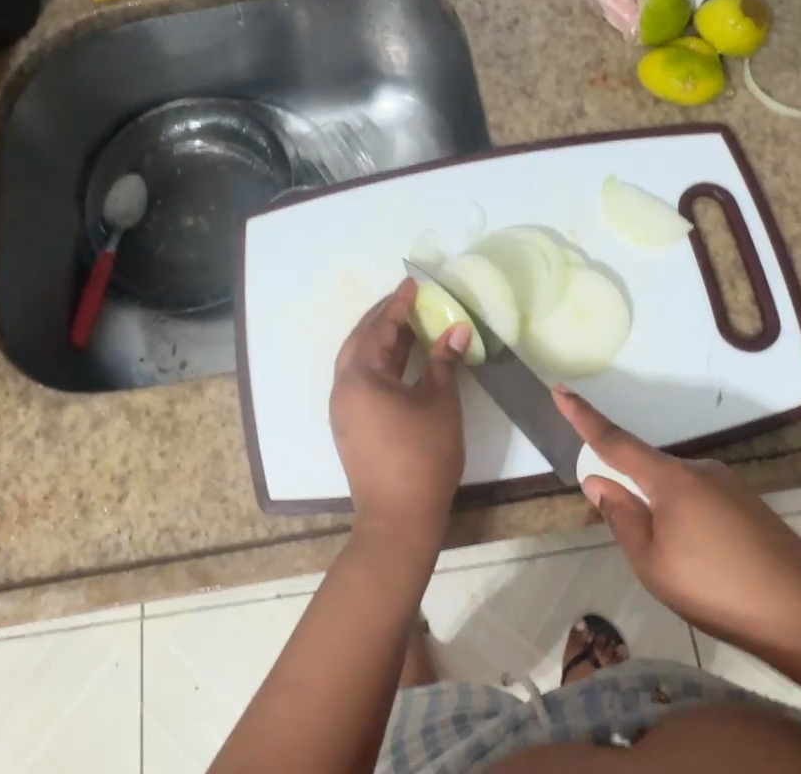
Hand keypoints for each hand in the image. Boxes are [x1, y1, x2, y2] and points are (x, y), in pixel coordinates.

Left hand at [329, 279, 470, 542]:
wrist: (399, 517)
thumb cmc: (423, 455)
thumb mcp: (439, 403)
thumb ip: (444, 361)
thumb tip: (457, 328)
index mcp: (360, 377)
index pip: (380, 329)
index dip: (398, 304)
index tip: (413, 283)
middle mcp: (343, 388)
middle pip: (360, 341)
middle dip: (383, 318)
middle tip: (407, 299)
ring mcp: (343, 409)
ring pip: (358, 362)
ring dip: (380, 341)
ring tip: (407, 324)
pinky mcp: (349, 426)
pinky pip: (360, 381)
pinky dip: (379, 364)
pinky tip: (401, 361)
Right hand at [554, 387, 800, 643]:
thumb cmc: (716, 589)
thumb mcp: (651, 562)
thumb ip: (620, 517)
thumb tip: (599, 481)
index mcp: (670, 479)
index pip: (615, 441)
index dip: (584, 417)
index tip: (559, 389)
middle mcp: (700, 470)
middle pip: (648, 470)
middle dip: (634, 497)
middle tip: (646, 550)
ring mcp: (729, 485)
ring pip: (676, 490)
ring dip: (664, 516)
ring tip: (685, 572)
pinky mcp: (749, 505)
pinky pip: (700, 502)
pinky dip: (689, 524)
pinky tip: (707, 566)